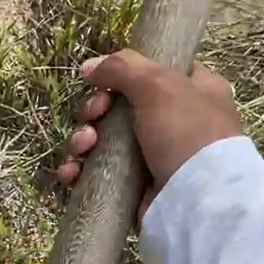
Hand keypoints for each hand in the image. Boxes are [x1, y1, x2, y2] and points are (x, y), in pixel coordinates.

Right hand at [56, 49, 242, 219]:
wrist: (193, 197)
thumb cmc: (187, 132)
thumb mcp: (160, 85)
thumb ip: (124, 69)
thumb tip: (88, 66)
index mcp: (192, 91)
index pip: (153, 74)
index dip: (124, 77)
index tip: (106, 85)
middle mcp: (170, 122)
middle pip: (117, 108)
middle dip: (95, 112)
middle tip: (93, 117)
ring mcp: (147, 156)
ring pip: (101, 142)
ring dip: (82, 141)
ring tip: (82, 148)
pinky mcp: (127, 186)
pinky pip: (93, 174)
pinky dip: (78, 171)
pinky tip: (70, 173)